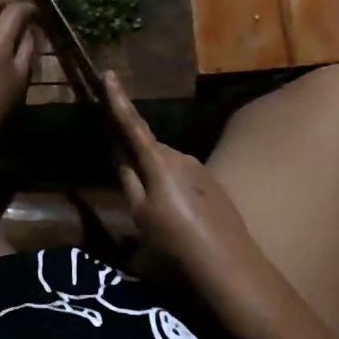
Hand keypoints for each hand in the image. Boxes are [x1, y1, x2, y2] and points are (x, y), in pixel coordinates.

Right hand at [104, 71, 258, 273]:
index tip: (109, 74)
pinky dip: (172, 189)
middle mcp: (181, 156)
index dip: (118, 99)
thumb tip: (120, 152)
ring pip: (165, 165)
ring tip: (158, 218)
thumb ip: (128, 178)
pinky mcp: (213, 183)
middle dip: (137, 161)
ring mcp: (200, 168)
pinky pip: (182, 177)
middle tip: (132, 196)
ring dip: (156, 179)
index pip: (133, 124)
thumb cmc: (176, 241)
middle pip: (149, 149)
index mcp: (159, 161)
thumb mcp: (141, 213)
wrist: (229, 265)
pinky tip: (178, 220)